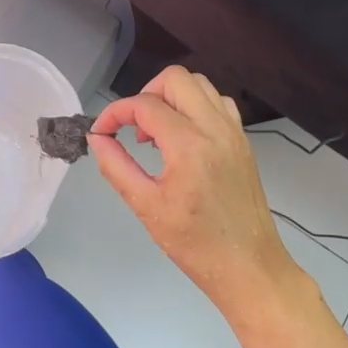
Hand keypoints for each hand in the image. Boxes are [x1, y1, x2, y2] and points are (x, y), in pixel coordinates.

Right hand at [90, 67, 296, 311]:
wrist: (250, 269)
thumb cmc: (195, 245)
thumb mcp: (146, 207)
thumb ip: (116, 167)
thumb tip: (97, 138)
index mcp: (189, 145)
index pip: (144, 105)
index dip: (115, 113)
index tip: (101, 133)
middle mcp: (216, 128)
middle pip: (175, 79)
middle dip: (145, 94)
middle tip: (132, 127)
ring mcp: (234, 132)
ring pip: (199, 85)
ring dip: (171, 97)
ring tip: (156, 132)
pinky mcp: (243, 142)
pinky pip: (217, 103)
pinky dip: (194, 106)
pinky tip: (182, 137)